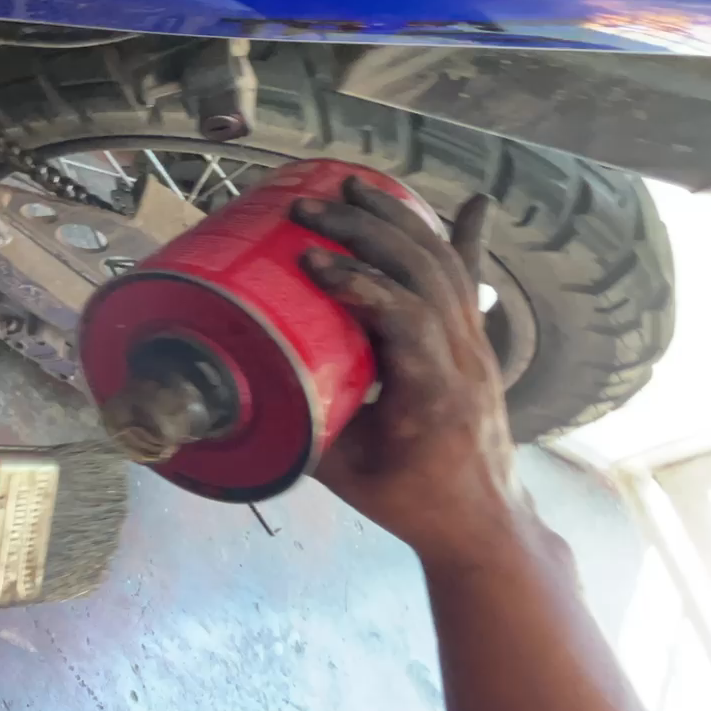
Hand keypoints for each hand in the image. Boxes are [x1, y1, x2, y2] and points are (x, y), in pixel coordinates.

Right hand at [291, 179, 530, 566]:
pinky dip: (464, 237)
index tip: (306, 259)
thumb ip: (290, 422)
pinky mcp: (474, 341)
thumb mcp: (339, 470)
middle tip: (306, 208)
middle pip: (424, 272)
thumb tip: (226, 385)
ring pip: (444, 265)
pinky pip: (468, 279)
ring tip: (349, 187)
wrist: (484, 523)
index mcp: (432, 392)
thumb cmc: (406, 499)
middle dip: (364, 230)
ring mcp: (476, 345)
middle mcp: (464, 358)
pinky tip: (470, 203)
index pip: (405, 318)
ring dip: (395, 219)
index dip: (358, 281)